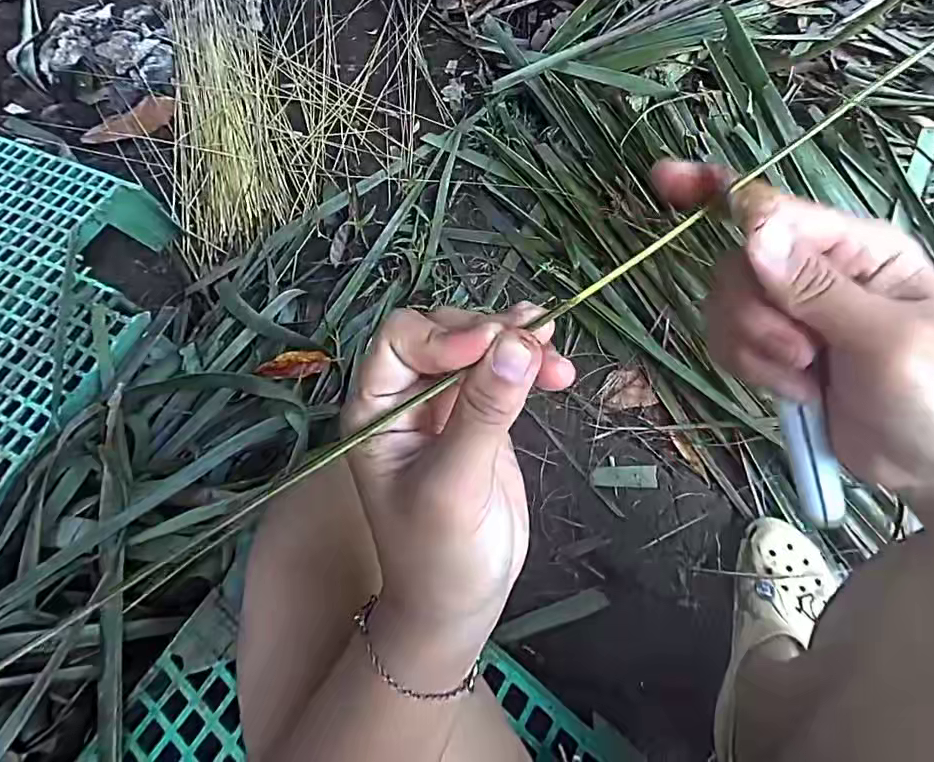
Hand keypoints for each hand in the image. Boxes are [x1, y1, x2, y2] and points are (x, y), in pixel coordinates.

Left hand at [341, 304, 575, 686]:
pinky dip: (532, 360)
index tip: (490, 346)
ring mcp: (449, 400)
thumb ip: (483, 413)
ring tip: (553, 346)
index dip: (443, 334)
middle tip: (536, 343)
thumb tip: (517, 345)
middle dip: (491, 333)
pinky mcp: (485, 411)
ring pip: (482, 344)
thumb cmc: (439, 555)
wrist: (463, 600)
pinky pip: (506, 368)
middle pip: (447, 333)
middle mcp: (409, 394)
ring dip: (519, 340)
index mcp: (377, 407)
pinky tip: (556, 362)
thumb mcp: (455, 485)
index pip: (400, 341)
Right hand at [652, 160, 933, 505]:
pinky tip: (797, 392)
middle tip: (801, 354)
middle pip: (737, 264)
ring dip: (754, 347)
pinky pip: (730, 342)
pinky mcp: (778, 351)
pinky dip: (751, 367)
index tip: (663, 179)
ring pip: (727, 304)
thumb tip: (751, 229)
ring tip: (807, 379)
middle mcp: (819, 269)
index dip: (716, 190)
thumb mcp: (890, 342)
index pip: (774, 207)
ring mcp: (796, 311)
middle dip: (754, 313)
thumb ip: (817, 288)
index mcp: (857, 248)